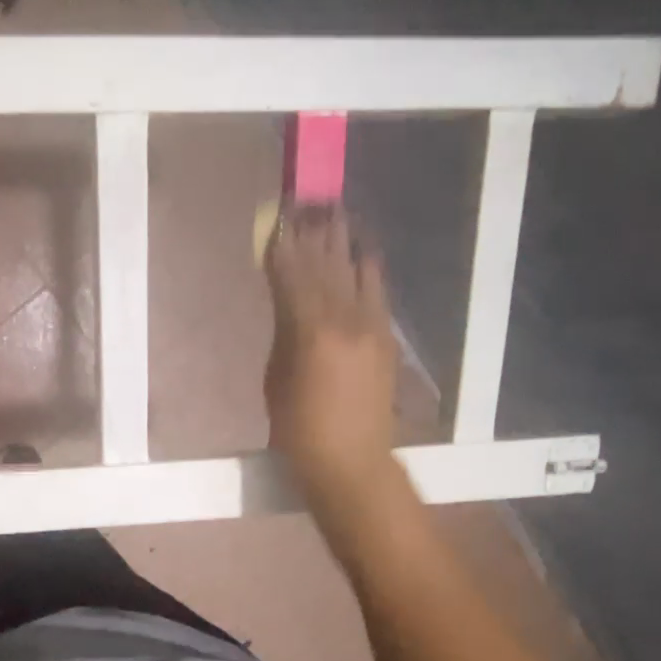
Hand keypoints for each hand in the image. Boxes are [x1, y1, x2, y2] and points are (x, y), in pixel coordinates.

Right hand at [264, 203, 400, 497]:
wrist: (352, 462)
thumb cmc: (298, 431)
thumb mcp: (276, 380)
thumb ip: (284, 333)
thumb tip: (289, 302)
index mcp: (309, 331)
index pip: (292, 273)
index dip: (282, 244)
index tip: (275, 216)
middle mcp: (345, 318)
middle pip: (326, 263)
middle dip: (313, 230)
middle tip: (306, 198)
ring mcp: (371, 325)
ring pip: (355, 270)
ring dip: (343, 239)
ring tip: (334, 210)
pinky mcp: (385, 337)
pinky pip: (375, 290)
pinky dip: (365, 266)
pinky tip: (362, 249)